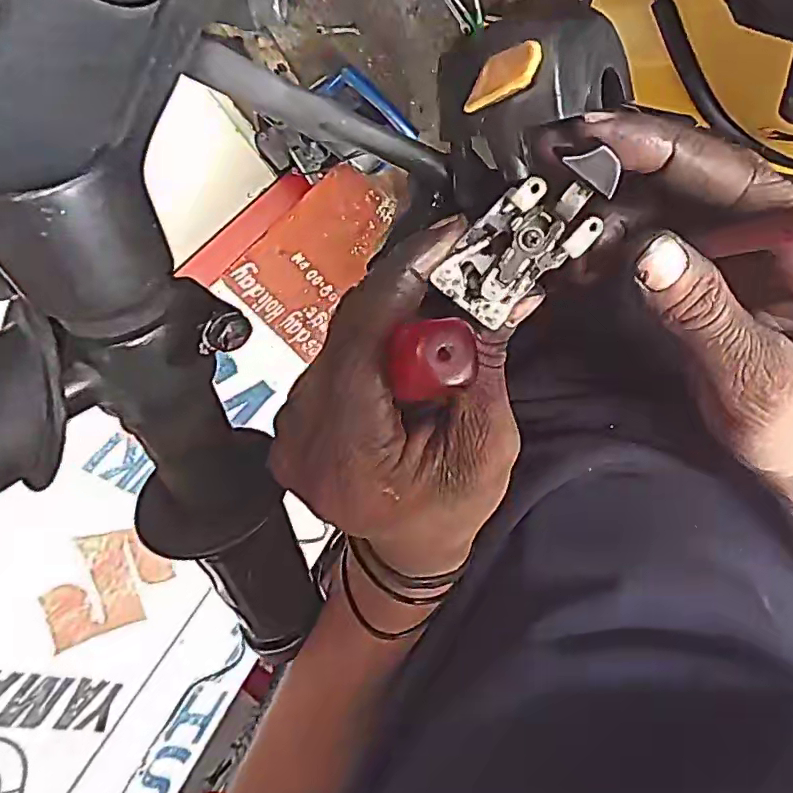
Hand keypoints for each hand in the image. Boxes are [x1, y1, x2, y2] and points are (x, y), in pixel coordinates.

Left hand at [269, 219, 523, 575]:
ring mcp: (293, 422)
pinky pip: (339, 349)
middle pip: (354, 326)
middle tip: (460, 282)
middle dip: (414, 298)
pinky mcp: (298, 410)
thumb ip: (485, 367)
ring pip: (346, 332)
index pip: (364, 338)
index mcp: (348, 453)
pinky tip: (410, 358)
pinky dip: (379, 338)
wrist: (403, 552)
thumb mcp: (486, 446)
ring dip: (399, 320)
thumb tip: (500, 302)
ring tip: (440, 344)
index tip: (445, 240)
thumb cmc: (445, 514)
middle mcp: (304, 435)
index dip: (406, 277)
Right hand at [578, 111, 792, 488]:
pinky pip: (650, 230)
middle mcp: (779, 229)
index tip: (599, 137)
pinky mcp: (706, 260)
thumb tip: (650, 251)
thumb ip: (705, 315)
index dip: (663, 148)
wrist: (790, 453)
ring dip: (605, 204)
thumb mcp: (757, 382)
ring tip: (562, 221)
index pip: (739, 174)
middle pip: (693, 172)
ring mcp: (739, 242)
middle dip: (619, 161)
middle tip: (558, 154)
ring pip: (663, 197)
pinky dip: (608, 236)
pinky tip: (581, 252)